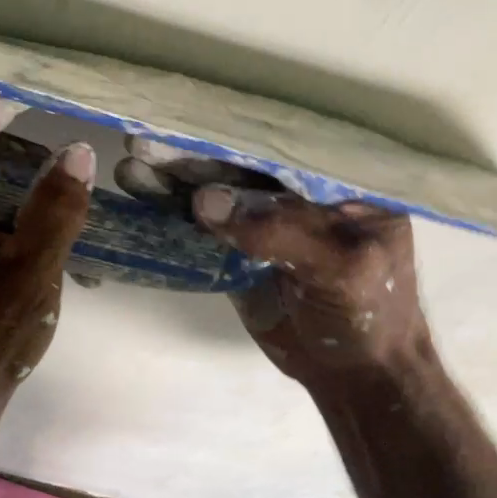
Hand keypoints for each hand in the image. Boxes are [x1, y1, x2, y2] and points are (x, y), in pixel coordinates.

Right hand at [114, 140, 427, 388]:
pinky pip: (201, 228)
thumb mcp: (338, 268)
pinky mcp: (237, 252)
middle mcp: (300, 192)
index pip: (283, 144)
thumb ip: (279, 232)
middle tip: (141, 142)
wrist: (354, 376)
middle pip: (239, 165)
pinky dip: (170, 214)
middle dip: (190, 153)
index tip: (185, 121)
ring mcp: (265, 222)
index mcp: (340, 180)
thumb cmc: (368, 317)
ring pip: (214, 193)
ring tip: (129, 166)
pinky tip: (139, 196)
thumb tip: (203, 201)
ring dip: (171, 180)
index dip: (233, 133)